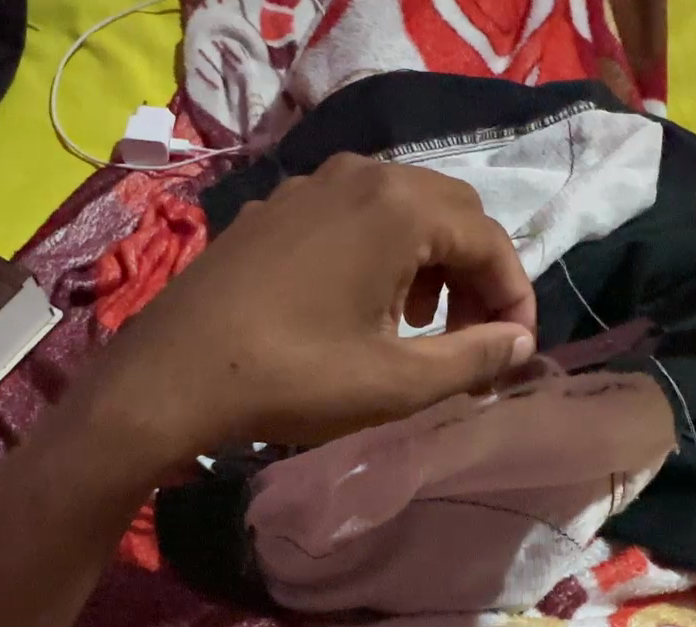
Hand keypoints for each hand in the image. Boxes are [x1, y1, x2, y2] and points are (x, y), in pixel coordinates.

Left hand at [72, 153, 536, 470]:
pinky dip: (379, 255)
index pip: (490, 240)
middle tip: (468, 340)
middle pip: (450, 214)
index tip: (513, 353)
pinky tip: (359, 305)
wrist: (174, 376)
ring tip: (416, 326)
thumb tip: (520, 342)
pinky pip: (351, 217)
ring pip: (400, 210)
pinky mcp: (274, 210)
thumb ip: (474, 358)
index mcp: (400, 207)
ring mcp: (309, 186)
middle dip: (473, 277)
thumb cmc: (295, 378)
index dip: (515, 299)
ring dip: (428, 264)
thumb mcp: (397, 382)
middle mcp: (359, 175)